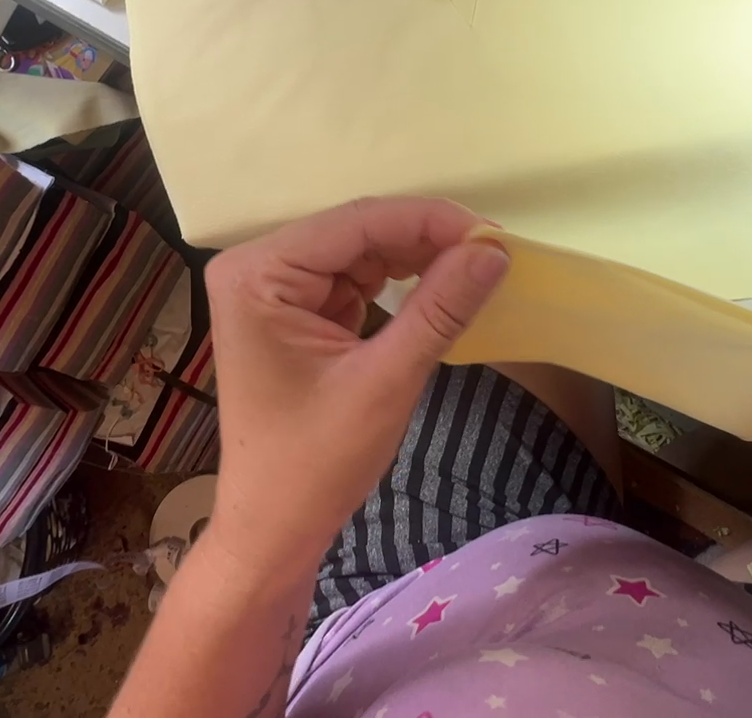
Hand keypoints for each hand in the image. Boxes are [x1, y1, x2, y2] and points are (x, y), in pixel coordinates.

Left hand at [202, 198, 509, 577]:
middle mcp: (258, 267)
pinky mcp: (294, 308)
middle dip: (425, 240)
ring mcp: (274, 287)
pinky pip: (354, 279)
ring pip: (361, 252)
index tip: (493, 234)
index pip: (355, 223)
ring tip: (474, 269)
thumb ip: (439, 309)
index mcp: (258, 273)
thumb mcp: (384, 381)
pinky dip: (398, 283)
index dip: (428, 221)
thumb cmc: (315, 465)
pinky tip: (438, 286)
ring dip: (416, 259)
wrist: (272, 530)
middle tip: (492, 253)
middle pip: (356, 232)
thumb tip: (493, 250)